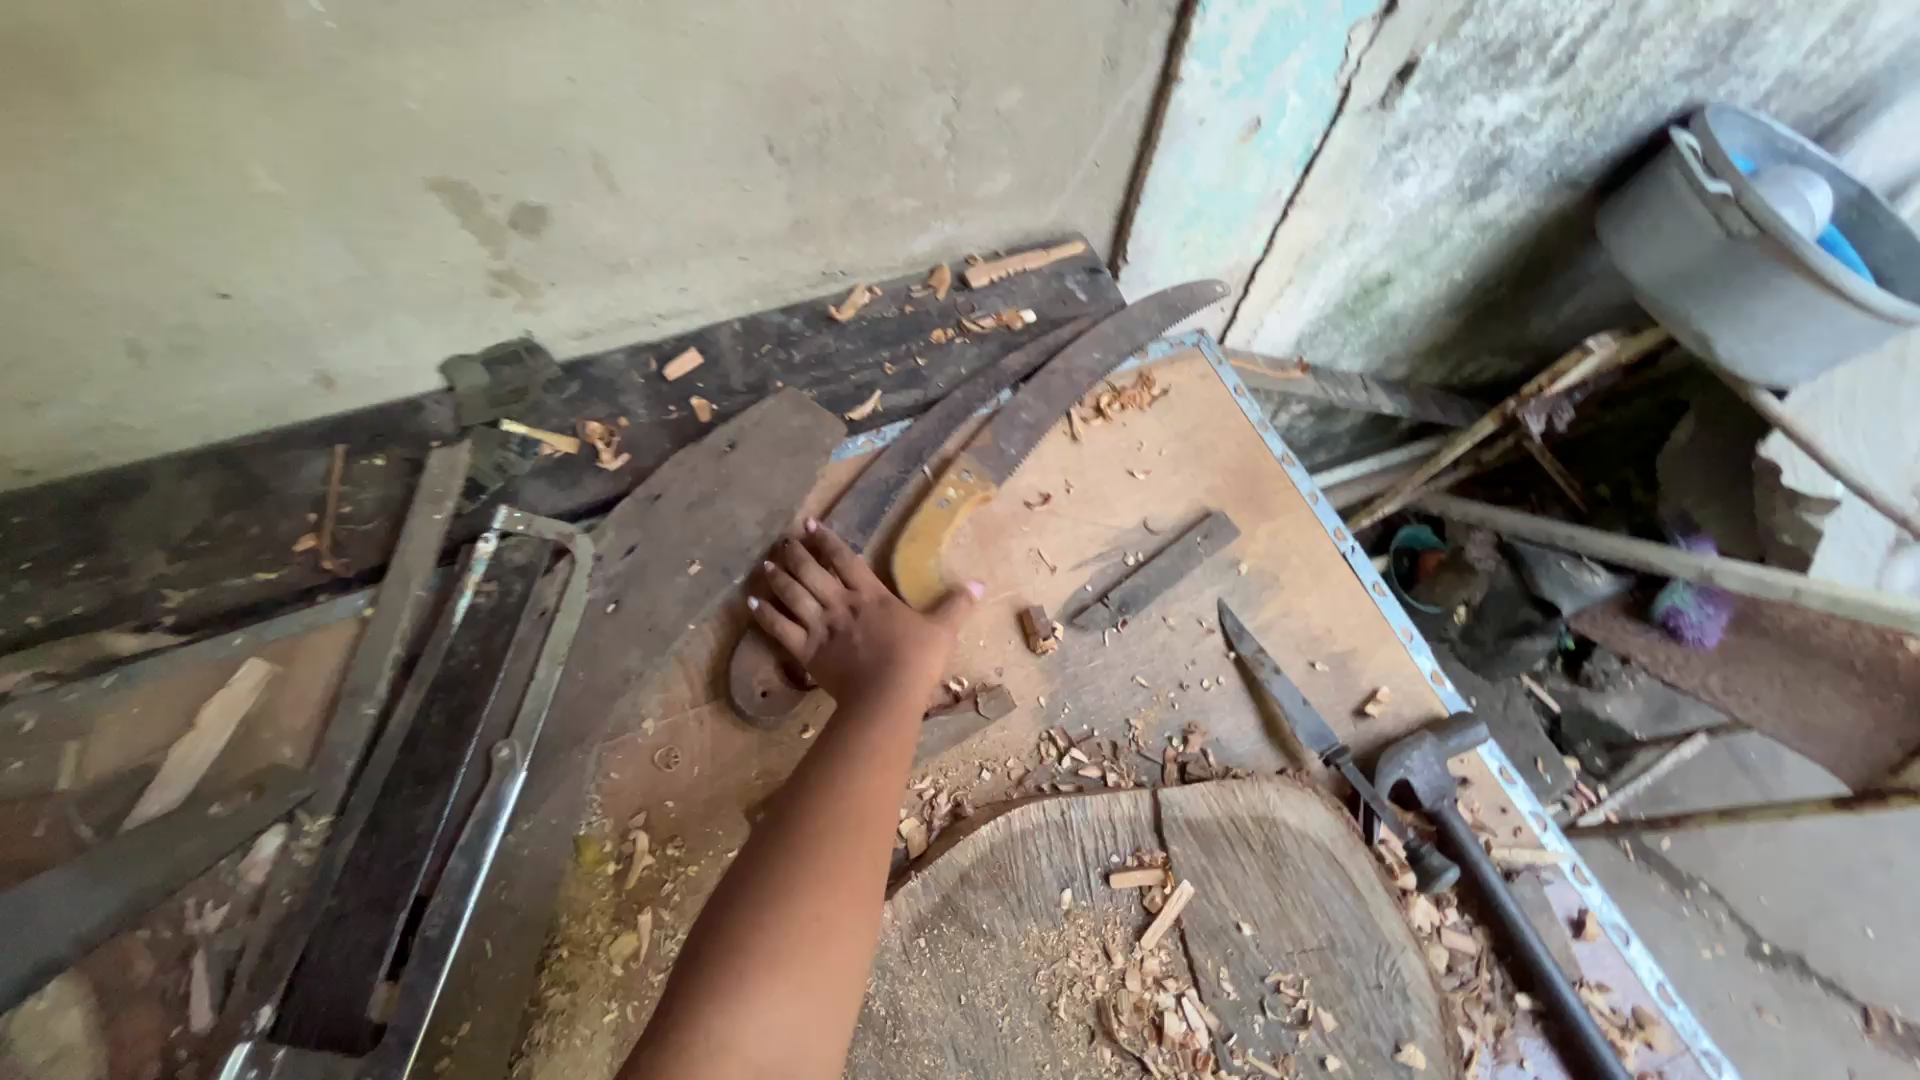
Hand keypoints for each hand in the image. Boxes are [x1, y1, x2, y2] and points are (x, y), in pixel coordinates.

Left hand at [748, 519, 981, 706]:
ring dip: (777, 578)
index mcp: (872, 596)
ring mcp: (821, 627)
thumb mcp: (943, 630)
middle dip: (796, 554)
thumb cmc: (916, 662)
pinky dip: (764, 615)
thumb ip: (957, 605)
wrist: (887, 695)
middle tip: (783, 541)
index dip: (827, 541)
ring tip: (765, 565)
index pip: (845, 560)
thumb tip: (980, 583)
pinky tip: (751, 603)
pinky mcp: (806, 652)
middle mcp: (841, 605)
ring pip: (793, 595)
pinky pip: (780, 629)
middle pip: (812, 572)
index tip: (810, 524)